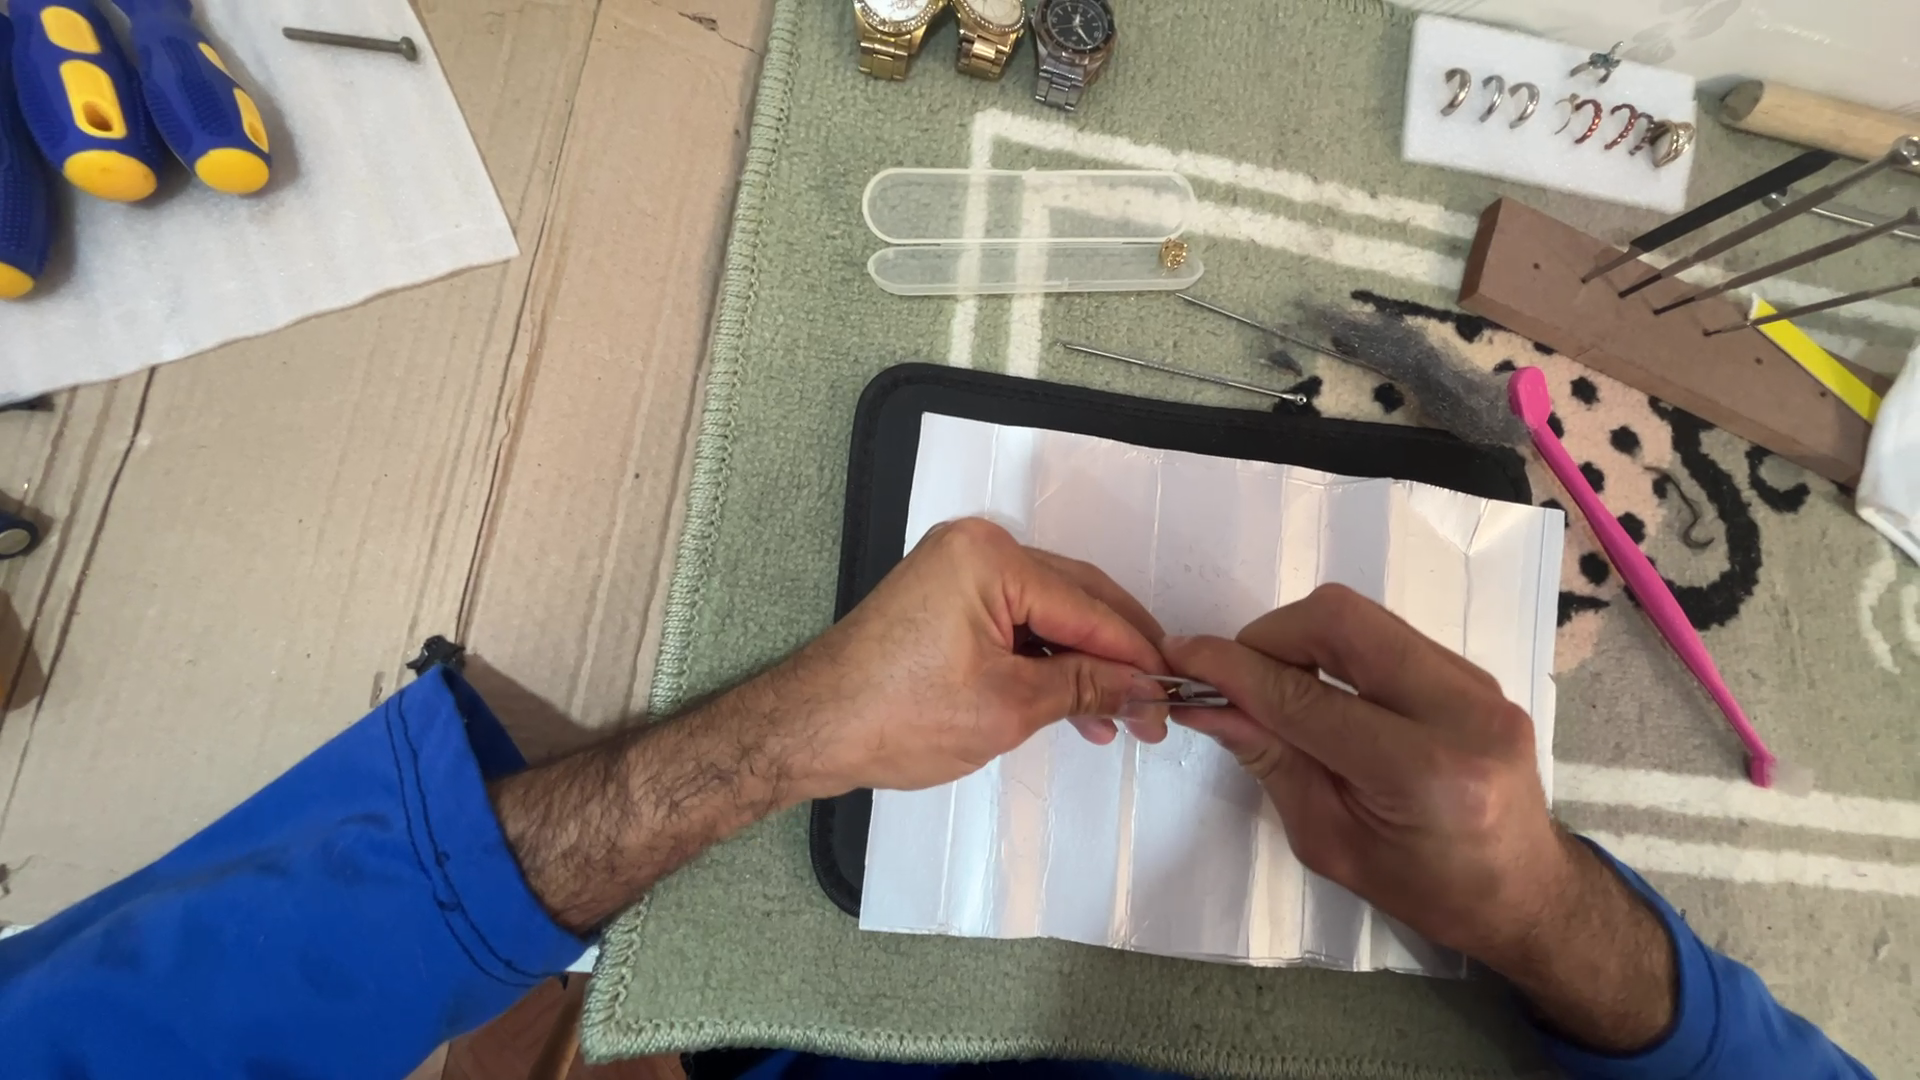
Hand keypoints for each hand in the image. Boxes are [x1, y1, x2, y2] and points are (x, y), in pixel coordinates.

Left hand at [492, 517, 1168, 931]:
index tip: (1173, 694)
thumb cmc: (898, 716)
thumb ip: (1088, 688)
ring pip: (1049, 611)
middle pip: (1075, 598)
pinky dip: (1044, 659)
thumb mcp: (1009, 707)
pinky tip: (1070, 703)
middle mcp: (977, 547)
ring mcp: (959, 568)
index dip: (1137, 655)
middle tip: (1152, 707)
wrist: (811, 729)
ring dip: (1083, 663)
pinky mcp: (948, 595)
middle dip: (1116, 656)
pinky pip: (1016, 619)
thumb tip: (1147, 689)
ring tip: (1114, 719)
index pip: (1089, 607)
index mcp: (992, 558)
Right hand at [1164, 584, 1673, 1050]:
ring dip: (1297, 637)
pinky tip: (1321, 687)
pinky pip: (1380, 630)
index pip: (1301, 696)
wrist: (1527, 893)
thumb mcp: (1326, 839)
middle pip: (1338, 619)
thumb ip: (1267, 759)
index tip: (1181, 656)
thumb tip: (1203, 704)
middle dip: (1268, 636)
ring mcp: (1475, 683)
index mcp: (1422, 772)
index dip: (1230, 669)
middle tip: (1240, 676)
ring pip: (1358, 614)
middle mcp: (1460, 710)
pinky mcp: (1471, 671)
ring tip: (1278, 684)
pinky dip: (1331, 646)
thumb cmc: (1421, 886)